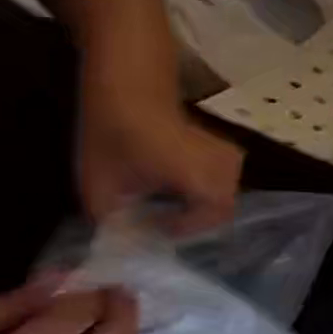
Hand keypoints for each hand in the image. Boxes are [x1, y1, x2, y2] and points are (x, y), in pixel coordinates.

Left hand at [77, 97, 241, 234]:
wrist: (129, 96)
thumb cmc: (116, 140)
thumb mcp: (101, 186)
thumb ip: (116, 219)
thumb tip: (125, 237)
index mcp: (204, 182)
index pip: (209, 218)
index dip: (183, 229)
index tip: (155, 230)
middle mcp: (227, 173)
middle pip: (222, 208)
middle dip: (195, 218)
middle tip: (164, 221)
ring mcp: (231, 160)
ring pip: (224, 193)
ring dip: (201, 203)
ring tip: (170, 203)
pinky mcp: (228, 151)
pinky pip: (224, 179)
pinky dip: (205, 187)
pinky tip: (177, 183)